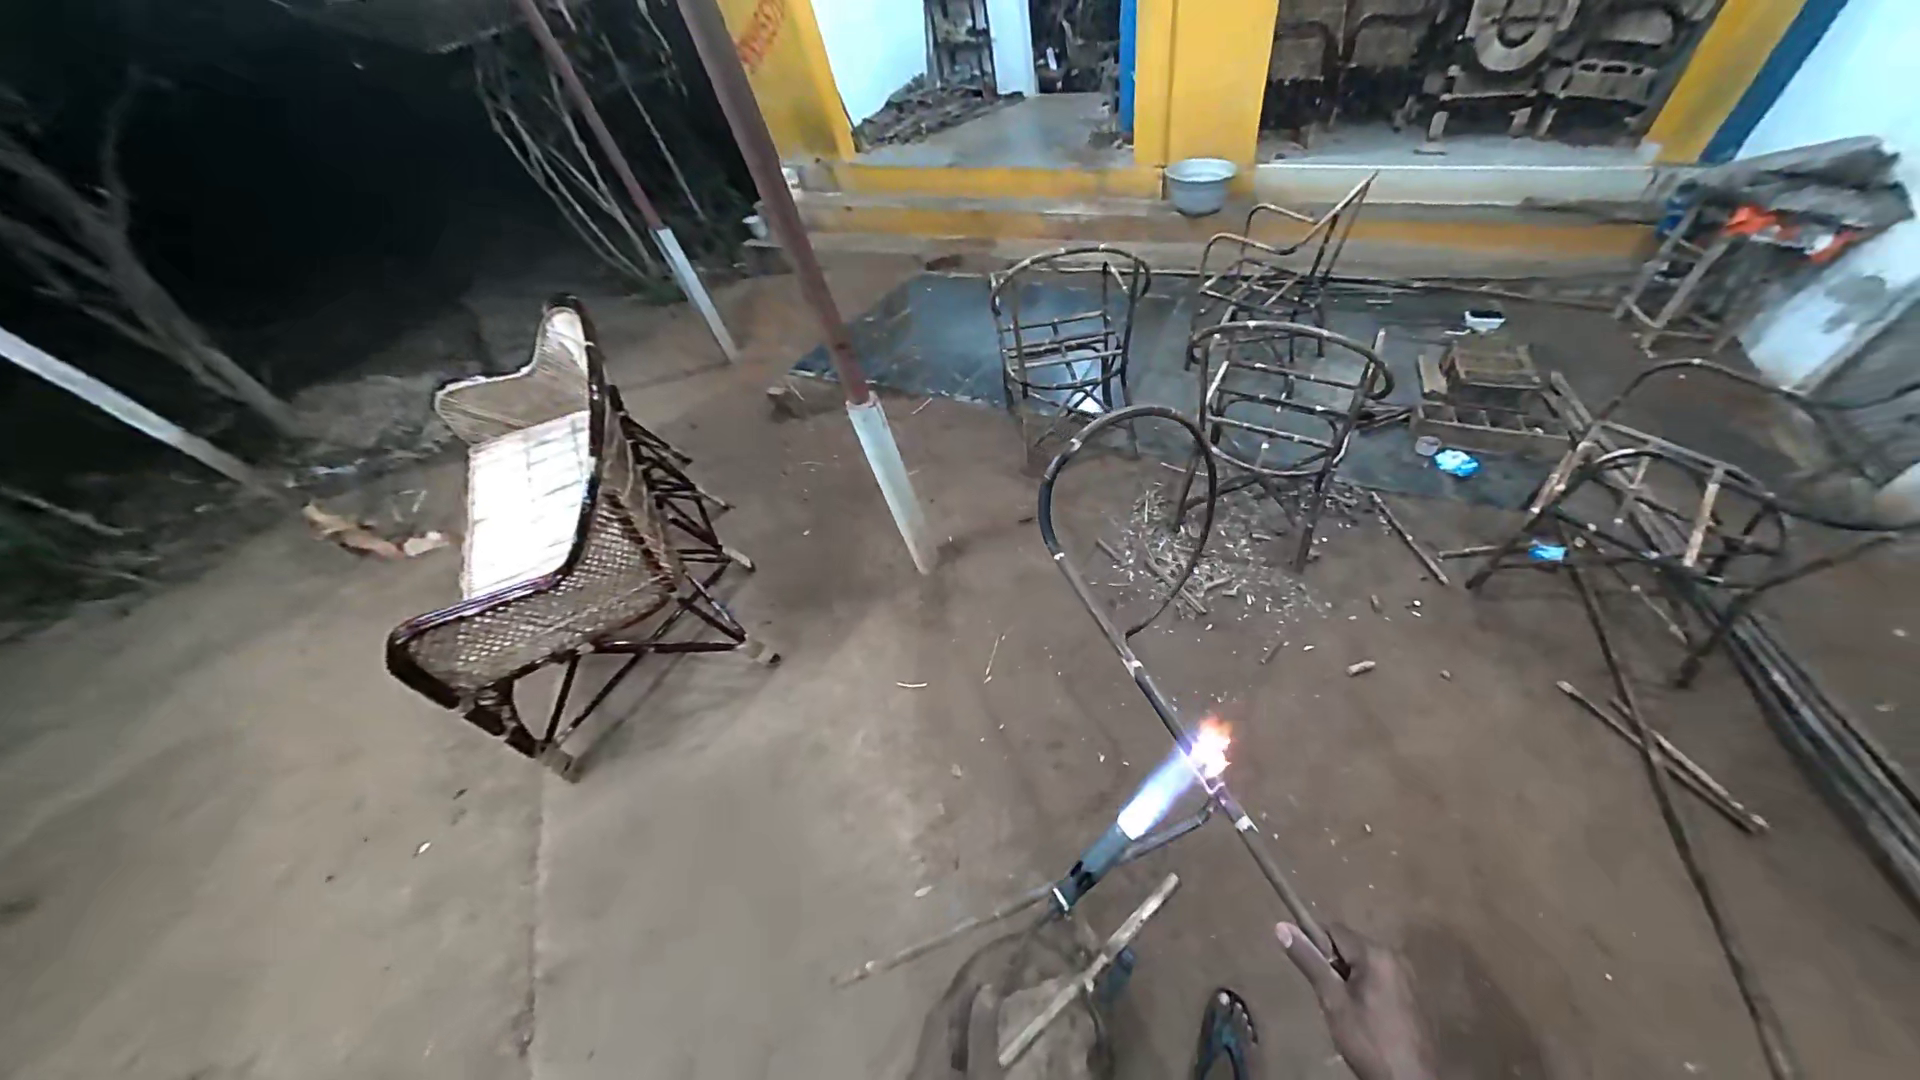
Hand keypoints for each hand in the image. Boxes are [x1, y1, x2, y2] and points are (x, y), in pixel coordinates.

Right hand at [1276, 922, 1434, 1079]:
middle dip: (1332, 964)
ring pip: (1362, 964)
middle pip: (1348, 946)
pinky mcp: (1414, 998)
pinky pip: (1378, 979)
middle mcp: (1395, 958)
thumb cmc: (1369, 1042)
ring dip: (1348, 978)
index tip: (1311, 970)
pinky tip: (1365, 1018)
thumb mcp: (1332, 1001)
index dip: (1315, 945)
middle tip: (1328, 996)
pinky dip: (1365, 989)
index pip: (1332, 929)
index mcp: (1375, 954)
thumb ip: (1309, 960)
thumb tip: (1281, 926)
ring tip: (1345, 1009)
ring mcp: (1408, 979)